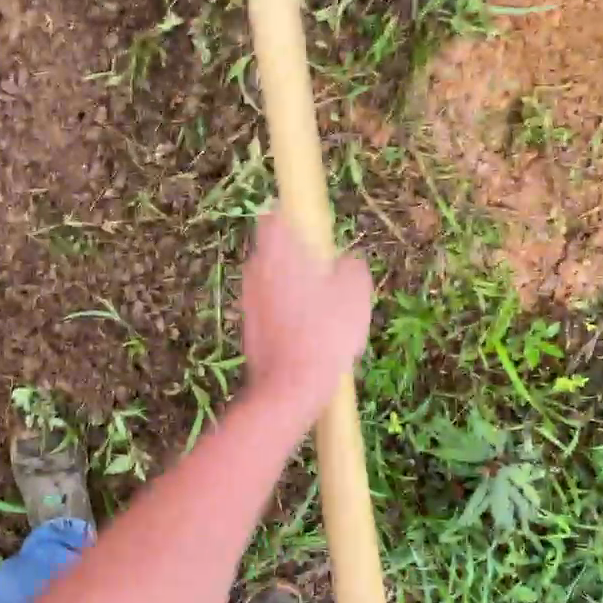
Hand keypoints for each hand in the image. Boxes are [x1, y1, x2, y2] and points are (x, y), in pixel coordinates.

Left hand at [239, 209, 371, 421]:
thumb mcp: (356, 292)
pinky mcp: (248, 328)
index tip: (317, 235)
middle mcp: (255, 270)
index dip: (296, 220)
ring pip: (273, 282)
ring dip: (295, 290)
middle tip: (328, 278)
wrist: (290, 388)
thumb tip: (345, 263)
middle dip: (300, 260)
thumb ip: (351, 266)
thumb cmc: (325, 334)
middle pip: (276, 251)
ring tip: (324, 314)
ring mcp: (247, 300)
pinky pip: (271, 310)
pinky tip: (310, 337)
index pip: (275, 215)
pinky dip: (287, 316)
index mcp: (277, 251)